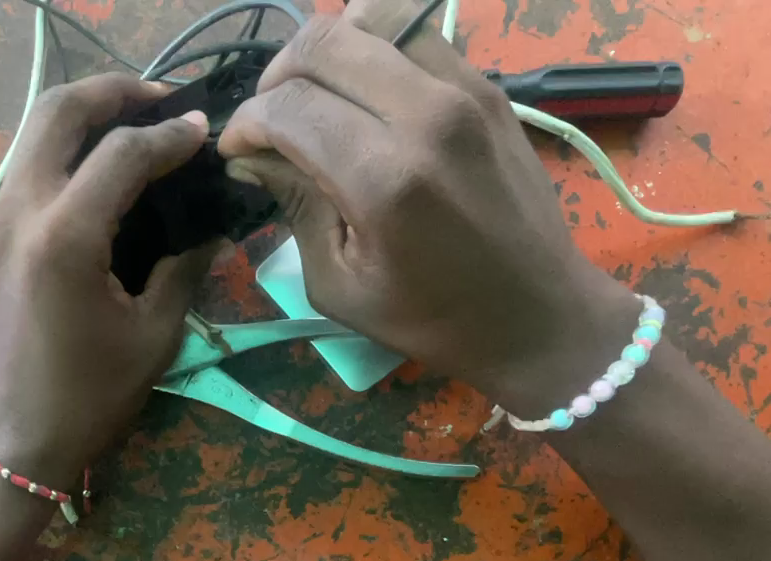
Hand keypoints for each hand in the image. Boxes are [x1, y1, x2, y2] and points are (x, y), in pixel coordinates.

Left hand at [0, 74, 217, 485]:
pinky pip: (26, 169)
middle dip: (114, 93)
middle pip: (59, 112)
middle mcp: (20, 212)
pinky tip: (99, 173)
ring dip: (84, 117)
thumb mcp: (152, 338)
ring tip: (134, 129)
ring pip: (34, 134)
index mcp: (65, 237)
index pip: (123, 153)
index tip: (204, 133)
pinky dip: (63, 151)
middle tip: (161, 102)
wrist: (13, 440)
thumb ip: (183, 270)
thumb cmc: (88, 399)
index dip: (170, 137)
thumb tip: (210, 227)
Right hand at [216, 2, 641, 413]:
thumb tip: (254, 158)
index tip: (236, 150)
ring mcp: (465, 88)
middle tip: (269, 121)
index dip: (246, 122)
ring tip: (314, 99)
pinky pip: (416, 32)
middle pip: (325, 42)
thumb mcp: (340, 286)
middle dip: (277, 76)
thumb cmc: (429, 319)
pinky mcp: (487, 84)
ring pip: (373, 16)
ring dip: (327, 53)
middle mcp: (426, 114)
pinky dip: (374, 50)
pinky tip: (363, 96)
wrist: (535, 314)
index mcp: (384, 179)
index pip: (290, 107)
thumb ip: (296, 209)